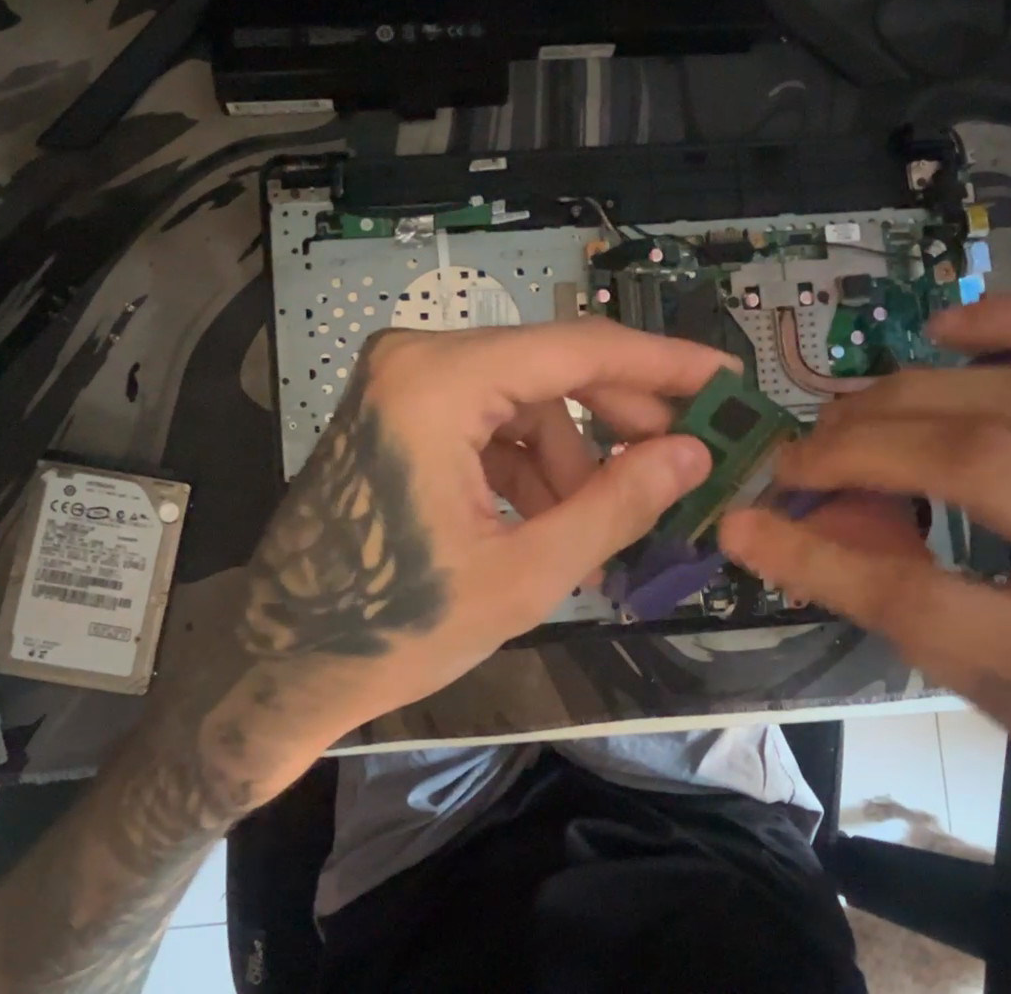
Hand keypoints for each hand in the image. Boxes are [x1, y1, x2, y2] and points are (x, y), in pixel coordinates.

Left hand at [222, 319, 729, 759]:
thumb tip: (693, 454)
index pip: (575, 349)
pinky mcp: (392, 415)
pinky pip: (482, 422)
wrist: (286, 661)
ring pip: (518, 401)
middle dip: (615, 420)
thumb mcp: (524, 574)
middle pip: (547, 371)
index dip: (660, 365)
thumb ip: (615, 505)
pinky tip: (541, 520)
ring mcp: (396, 386)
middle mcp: (413, 361)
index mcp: (437, 383)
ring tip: (588, 524)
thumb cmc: (397, 625)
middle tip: (675, 465)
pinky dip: (523, 465)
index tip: (724, 381)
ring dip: (566, 457)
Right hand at [719, 296, 1010, 765]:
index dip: (820, 556)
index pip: (927, 597)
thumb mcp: (936, 662)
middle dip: (866, 451)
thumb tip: (755, 520)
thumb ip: (854, 584)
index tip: (748, 523)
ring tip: (849, 417)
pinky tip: (947, 329)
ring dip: (914, 393)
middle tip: (799, 459)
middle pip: (986, 466)